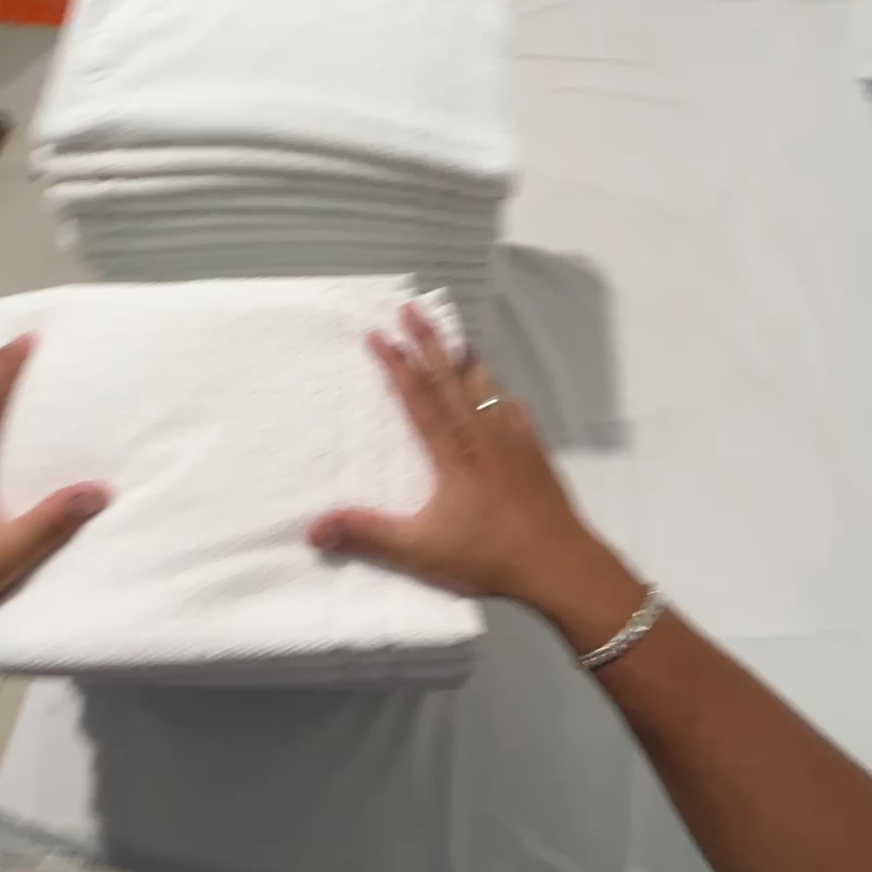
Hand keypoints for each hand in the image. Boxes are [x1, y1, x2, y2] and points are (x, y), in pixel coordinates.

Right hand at [305, 305, 641, 628]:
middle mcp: (480, 434)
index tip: (377, 334)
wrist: (560, 564)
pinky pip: (514, 411)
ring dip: (463, 357)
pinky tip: (501, 394)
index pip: (417, 397)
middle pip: (449, 378)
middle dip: (427, 340)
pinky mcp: (535, 452)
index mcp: (451, 451)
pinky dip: (501, 395)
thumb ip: (367, 535)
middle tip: (411, 307)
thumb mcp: (420, 550)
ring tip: (453, 333)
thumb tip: (312, 529)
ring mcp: (512, 439)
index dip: (396, 364)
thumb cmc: (488, 555)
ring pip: (484, 386)